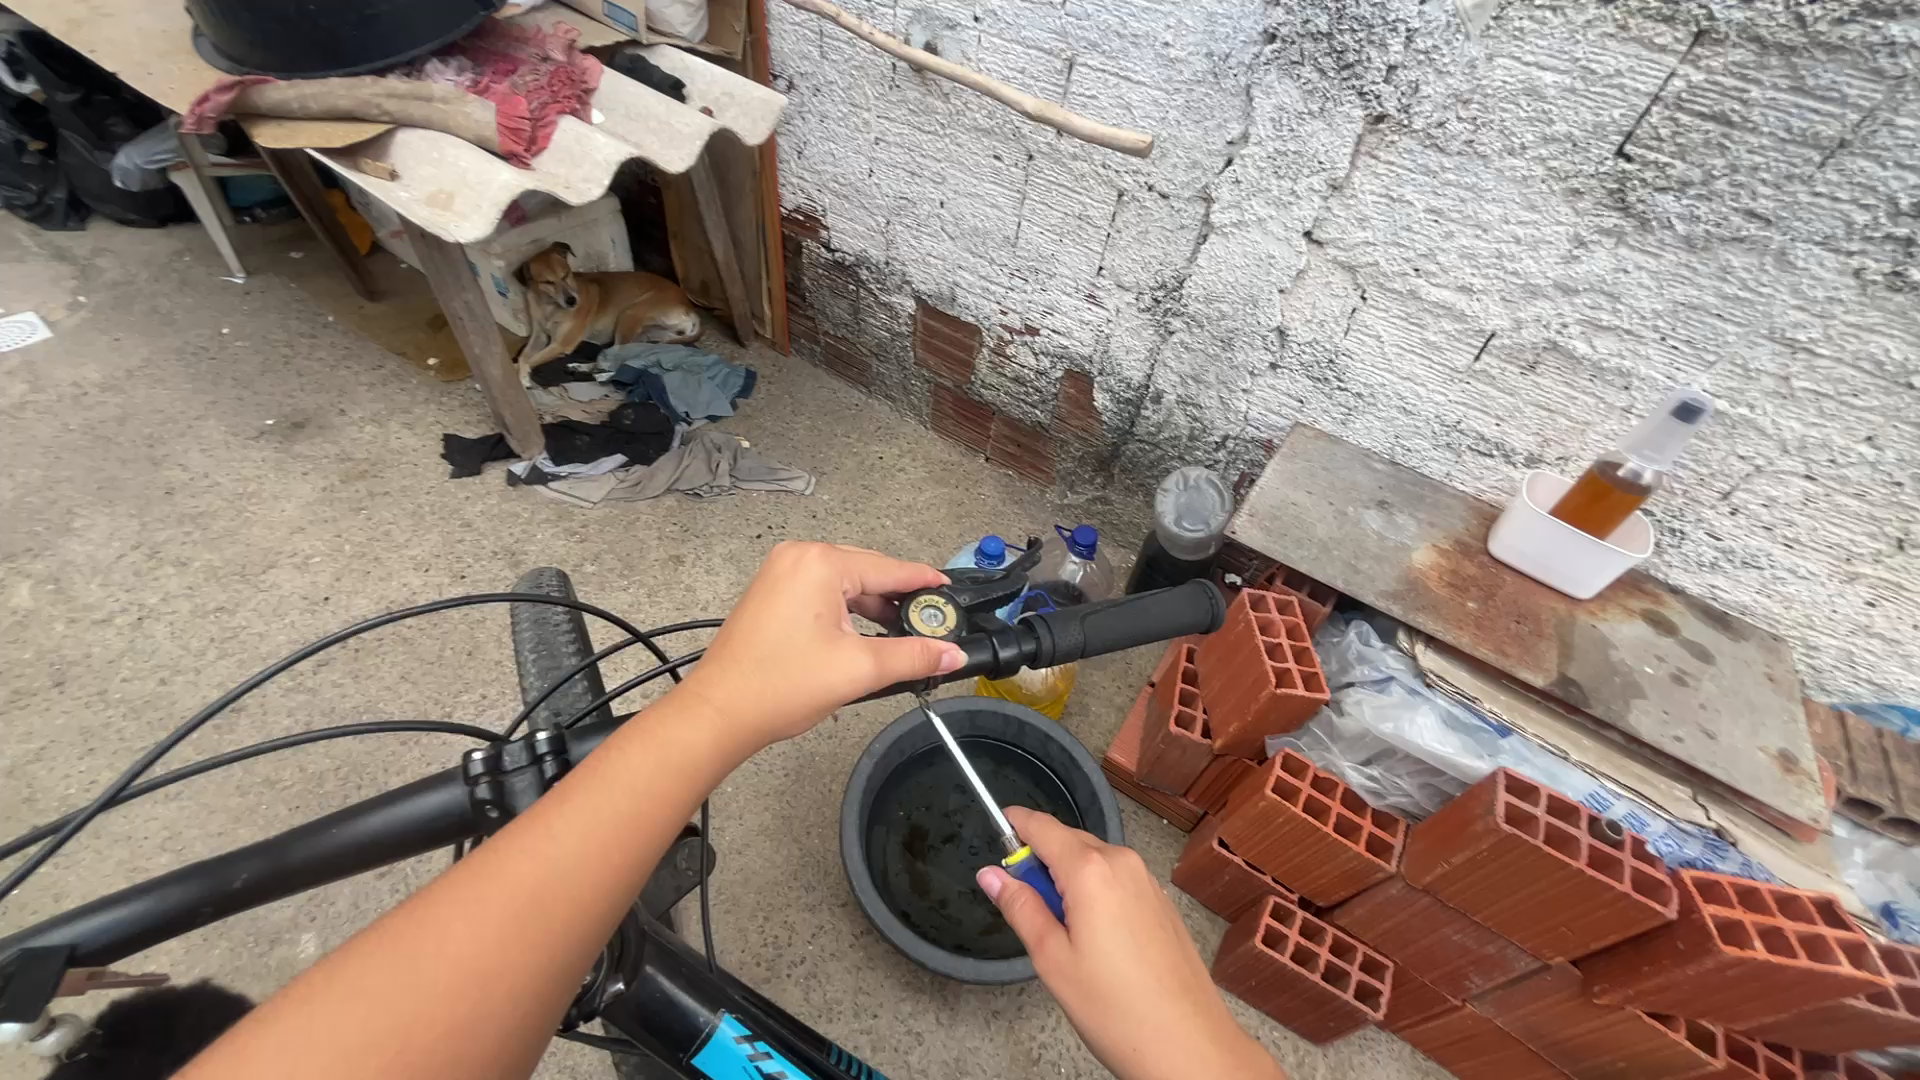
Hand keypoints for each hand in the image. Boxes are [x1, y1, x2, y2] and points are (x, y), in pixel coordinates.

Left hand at [673, 542, 966, 748]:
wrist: (719, 714)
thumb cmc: (777, 686)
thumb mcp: (860, 669)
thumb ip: (913, 656)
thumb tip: (951, 654)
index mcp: (820, 563)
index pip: (889, 568)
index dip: (923, 582)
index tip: (947, 591)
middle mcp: (799, 557)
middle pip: (868, 571)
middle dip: (899, 597)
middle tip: (930, 621)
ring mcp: (781, 573)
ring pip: (845, 582)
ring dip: (873, 605)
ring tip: (902, 632)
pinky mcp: (772, 593)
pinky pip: (823, 592)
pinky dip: (847, 610)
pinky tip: (865, 632)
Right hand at [978, 808, 1285, 1079]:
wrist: (1191, 1047)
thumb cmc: (1116, 1008)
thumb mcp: (1052, 960)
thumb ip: (1019, 907)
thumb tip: (989, 873)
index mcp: (1090, 870)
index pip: (1042, 826)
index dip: (1016, 824)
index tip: (998, 829)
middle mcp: (1122, 861)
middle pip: (1068, 840)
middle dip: (1041, 860)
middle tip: (1025, 903)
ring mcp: (1146, 879)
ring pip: (1094, 860)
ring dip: (1069, 877)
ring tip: (1063, 932)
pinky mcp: (1161, 900)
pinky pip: (1117, 878)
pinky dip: (1096, 890)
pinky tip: (1097, 939)